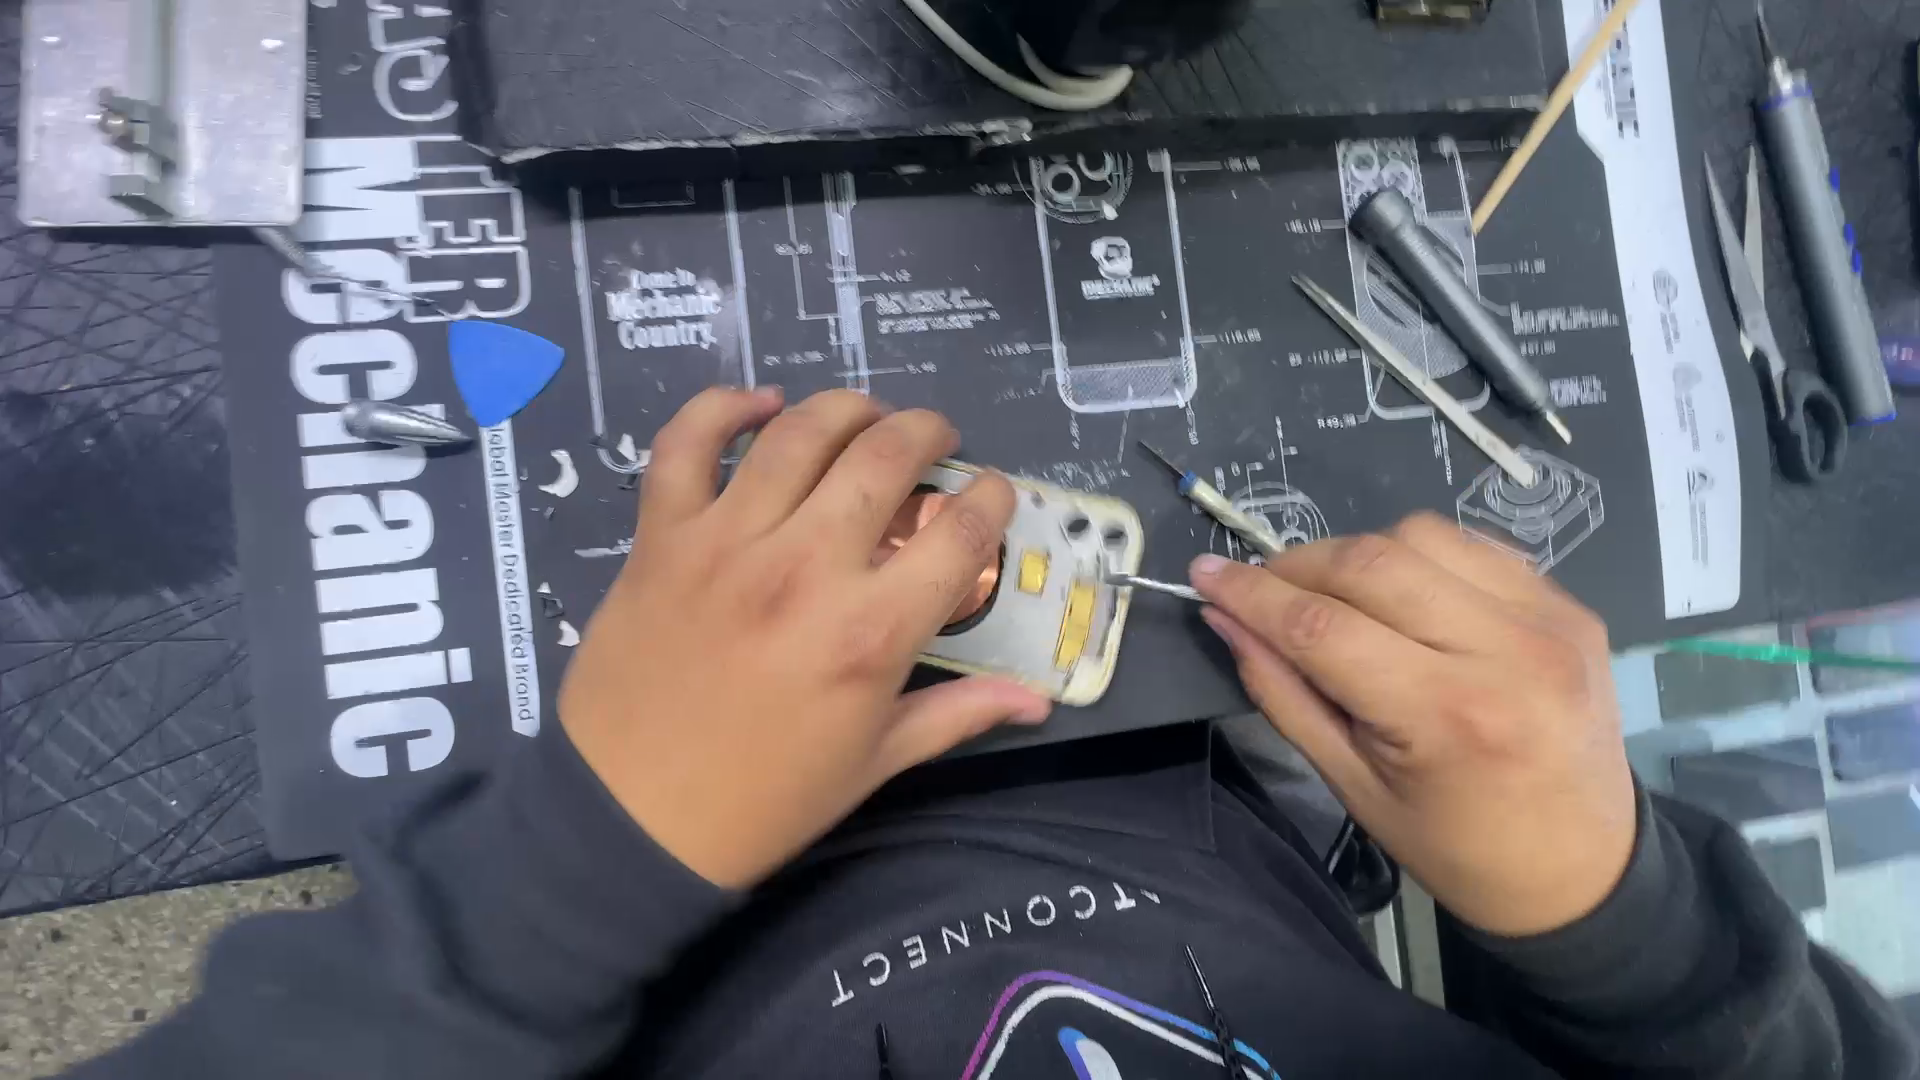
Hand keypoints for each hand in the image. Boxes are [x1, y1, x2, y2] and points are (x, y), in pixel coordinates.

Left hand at [559, 387, 1051, 887]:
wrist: (628, 820)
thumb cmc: (765, 800)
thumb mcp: (875, 764)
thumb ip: (960, 714)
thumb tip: (1037, 700)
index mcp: (871, 633)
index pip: (960, 536)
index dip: (991, 501)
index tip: (992, 495)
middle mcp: (807, 569)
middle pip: (885, 459)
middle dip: (927, 431)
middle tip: (935, 437)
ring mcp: (727, 543)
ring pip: (798, 434)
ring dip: (847, 408)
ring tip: (867, 414)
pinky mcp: (662, 537)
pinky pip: (686, 445)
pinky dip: (721, 408)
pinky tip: (759, 402)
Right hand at [1190, 513, 1635, 936]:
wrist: (1586, 870)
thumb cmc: (1451, 842)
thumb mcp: (1347, 781)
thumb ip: (1279, 690)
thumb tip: (1224, 617)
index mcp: (1445, 715)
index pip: (1321, 627)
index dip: (1251, 594)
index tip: (1202, 573)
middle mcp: (1506, 652)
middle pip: (1369, 564)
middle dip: (1294, 566)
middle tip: (1261, 588)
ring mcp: (1548, 620)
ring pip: (1417, 536)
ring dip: (1353, 555)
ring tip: (1333, 596)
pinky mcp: (1568, 605)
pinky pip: (1466, 544)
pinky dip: (1412, 555)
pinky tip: (1398, 595)